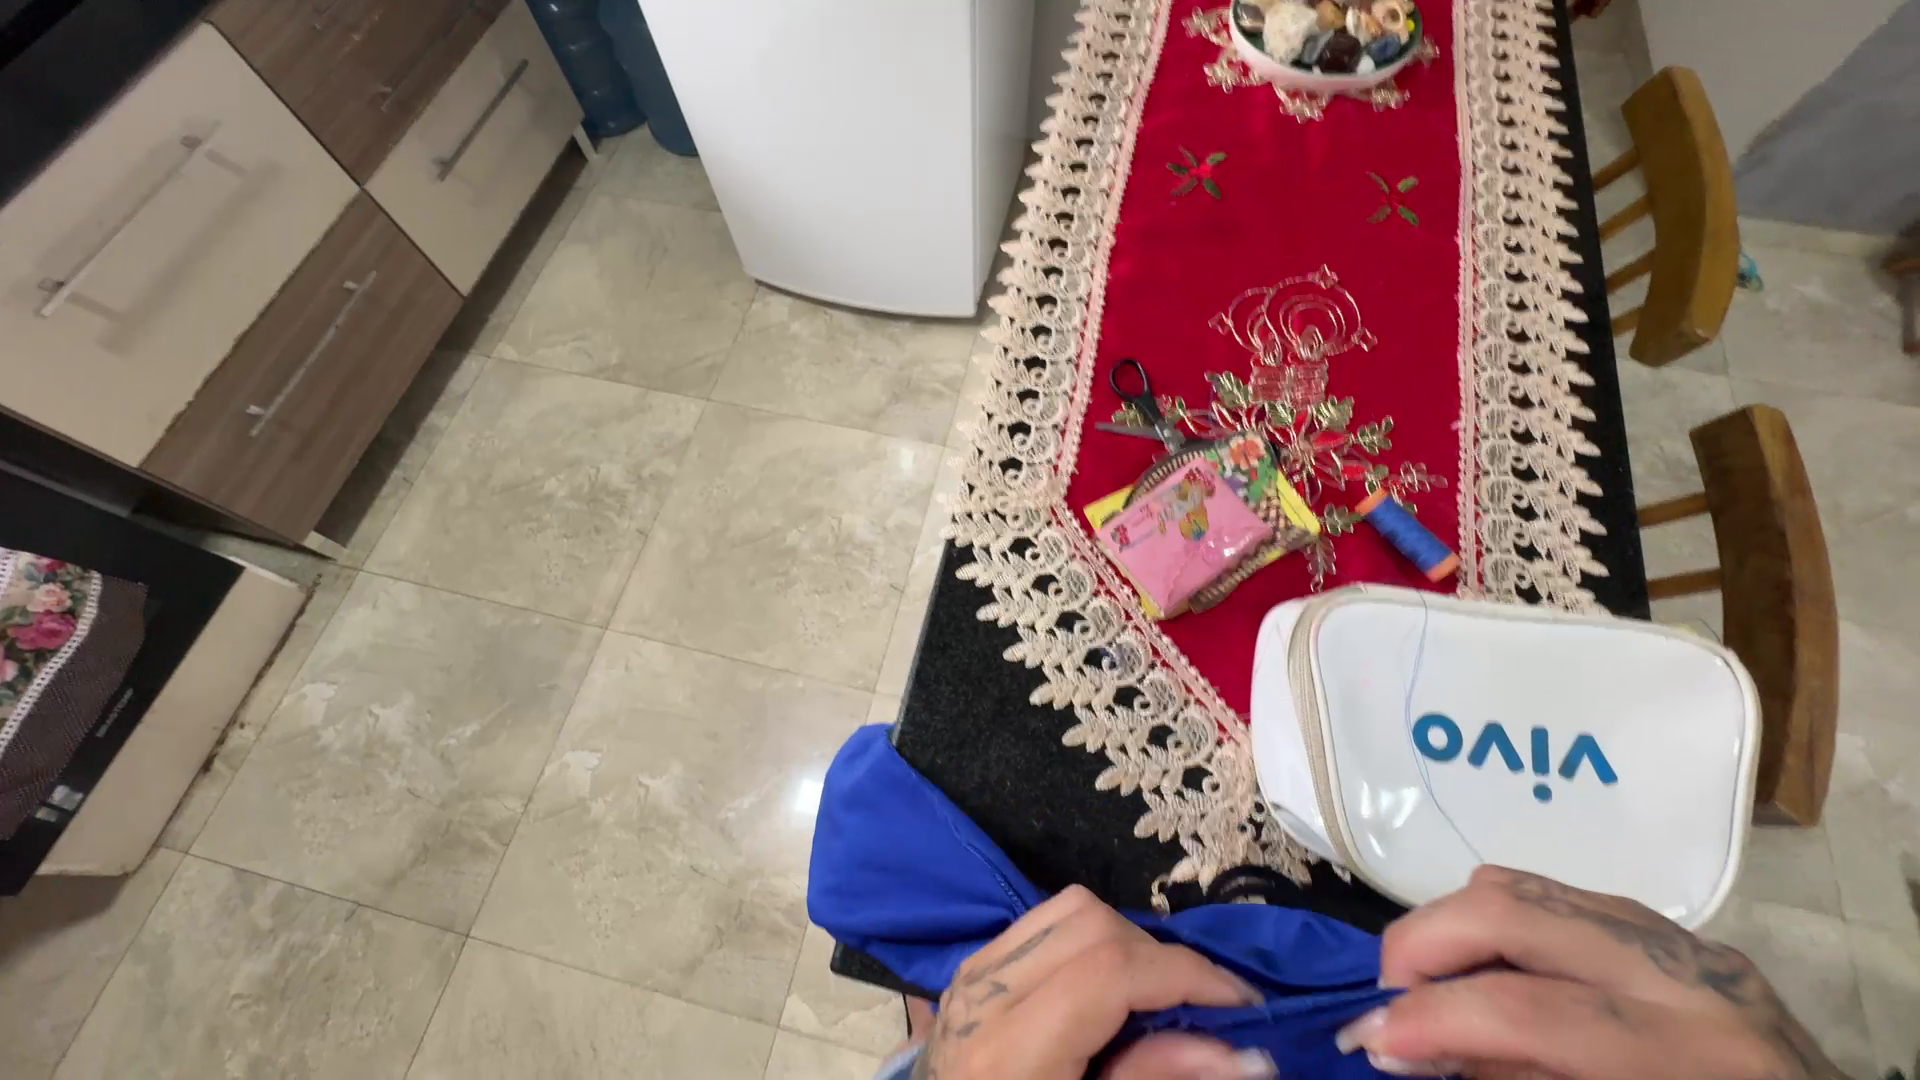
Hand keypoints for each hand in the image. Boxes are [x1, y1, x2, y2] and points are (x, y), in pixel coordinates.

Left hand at [912, 885, 1275, 1079]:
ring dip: (1129, 940)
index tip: (1243, 1003)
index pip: (1108, 970)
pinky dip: (1094, 939)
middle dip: (1161, 956)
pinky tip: (1112, 984)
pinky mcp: (975, 963)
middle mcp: (984, 990)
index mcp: (1009, 1051)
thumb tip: (1247, 1053)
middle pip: (1091, 922)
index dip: (1186, 975)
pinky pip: (1047, 920)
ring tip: (1160, 994)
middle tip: (1203, 1007)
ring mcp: (974, 968)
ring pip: (1070, 907)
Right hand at [1335, 865, 1843, 1079]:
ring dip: (1449, 925)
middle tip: (1390, 991)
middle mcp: (1682, 974)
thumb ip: (1505, 1078)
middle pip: (1507, 910)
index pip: (1522, 1011)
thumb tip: (1405, 1043)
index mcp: (1687, 1054)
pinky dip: (1491, 918)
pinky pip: (1544, 892)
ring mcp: (1670, 935)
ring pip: (1515, 886)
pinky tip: (1487, 963)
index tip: (1371, 1039)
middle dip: (1421, 943)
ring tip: (1432, 978)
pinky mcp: (1654, 922)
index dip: (1429, 1018)